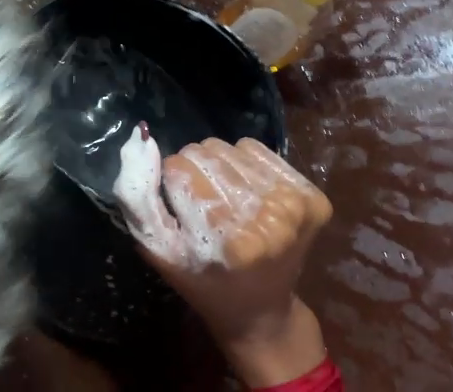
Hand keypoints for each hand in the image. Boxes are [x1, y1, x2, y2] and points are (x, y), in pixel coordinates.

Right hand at [113, 130, 331, 386]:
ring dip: (218, 166)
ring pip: (229, 146)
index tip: (179, 208)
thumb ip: (138, 195)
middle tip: (201, 204)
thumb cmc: (202, 280)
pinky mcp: (314, 198)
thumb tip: (142, 138)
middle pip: (205, 152)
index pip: (178, 167)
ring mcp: (297, 207)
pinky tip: (246, 191)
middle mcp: (270, 220)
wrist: (262, 313)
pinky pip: (259, 150)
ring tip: (223, 197)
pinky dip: (244, 163)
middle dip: (193, 171)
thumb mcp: (158, 249)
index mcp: (230, 240)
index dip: (170, 182)